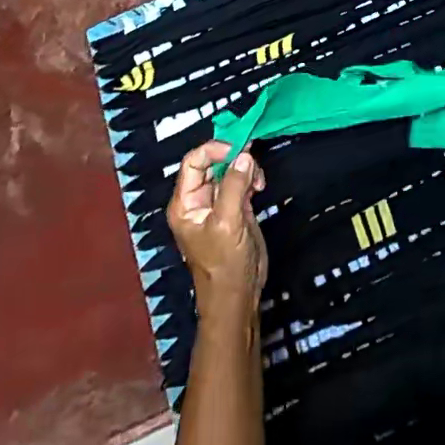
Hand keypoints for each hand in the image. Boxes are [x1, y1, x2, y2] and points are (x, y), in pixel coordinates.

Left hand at [166, 140, 267, 312]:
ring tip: (259, 181)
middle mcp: (198, 200)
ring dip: (245, 168)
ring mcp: (217, 204)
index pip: (193, 162)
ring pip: (229, 170)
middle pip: (212, 163)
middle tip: (254, 161)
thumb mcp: (227, 223)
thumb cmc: (225, 263)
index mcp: (185, 203)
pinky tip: (260, 186)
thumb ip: (234, 186)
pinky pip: (241, 182)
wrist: (238, 296)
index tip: (238, 149)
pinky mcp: (234, 209)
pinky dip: (251, 178)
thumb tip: (244, 155)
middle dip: (233, 158)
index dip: (213, 150)